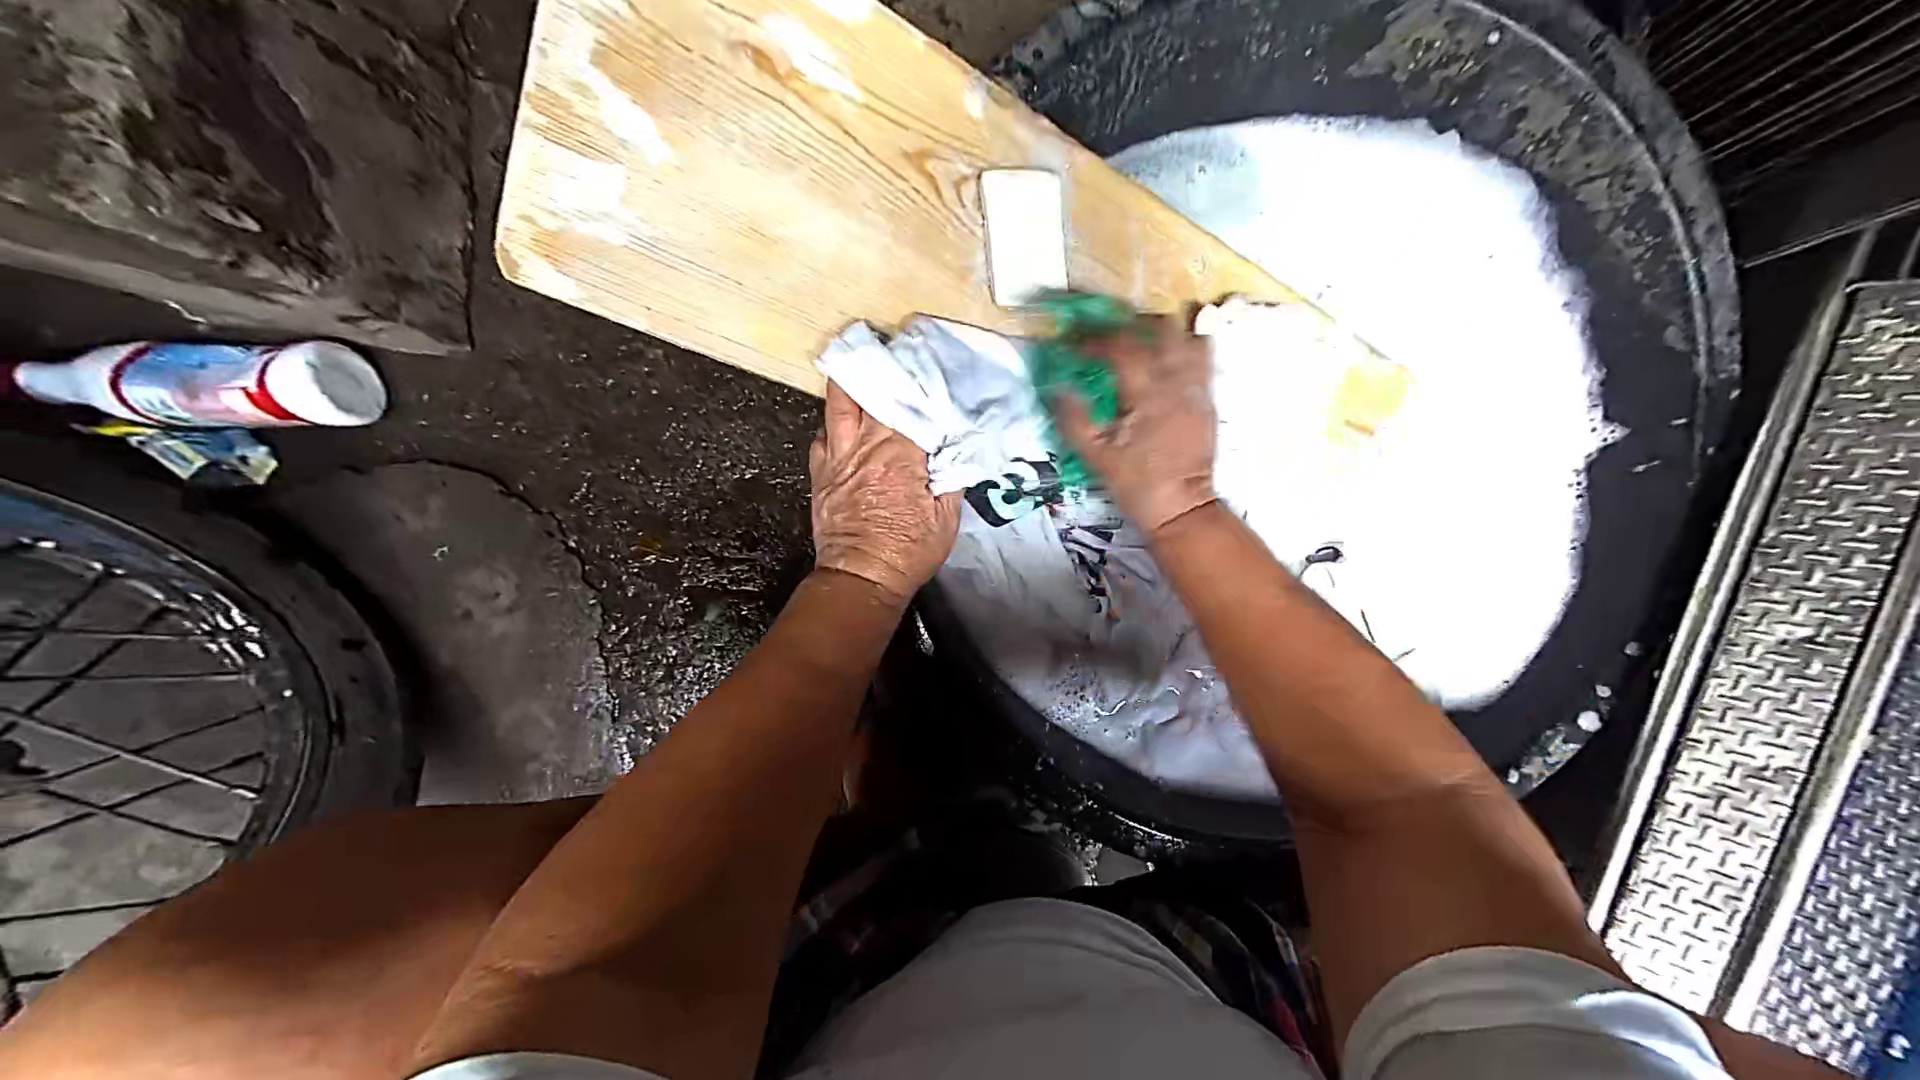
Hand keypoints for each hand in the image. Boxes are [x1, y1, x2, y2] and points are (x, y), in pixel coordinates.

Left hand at [810, 381, 961, 604]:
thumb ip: (953, 475)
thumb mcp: (947, 517)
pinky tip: (846, 420)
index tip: (932, 363)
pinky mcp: (822, 473)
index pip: (913, 404)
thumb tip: (958, 446)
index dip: (922, 381)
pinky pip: (823, 435)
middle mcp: (866, 447)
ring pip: (839, 403)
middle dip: (887, 369)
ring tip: (863, 365)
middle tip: (899, 353)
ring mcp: (838, 457)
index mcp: (901, 455)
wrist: (862, 577)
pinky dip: (835, 422)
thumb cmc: (908, 551)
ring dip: (852, 382)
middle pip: (874, 392)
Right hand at [1054, 316, 1217, 536]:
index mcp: (1147, 397)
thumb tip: (1057, 389)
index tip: (1074, 344)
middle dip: (1132, 324)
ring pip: (1188, 338)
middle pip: (1162, 330)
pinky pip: (1202, 359)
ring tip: (1140, 341)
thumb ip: (1075, 420)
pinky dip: (1182, 350)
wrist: (1182, 508)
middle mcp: (1178, 384)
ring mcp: (1198, 390)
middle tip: (1110, 333)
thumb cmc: (1136, 484)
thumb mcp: (1096, 457)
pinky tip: (1164, 362)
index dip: (1094, 341)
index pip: (1121, 349)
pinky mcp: (1208, 400)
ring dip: (1162, 333)